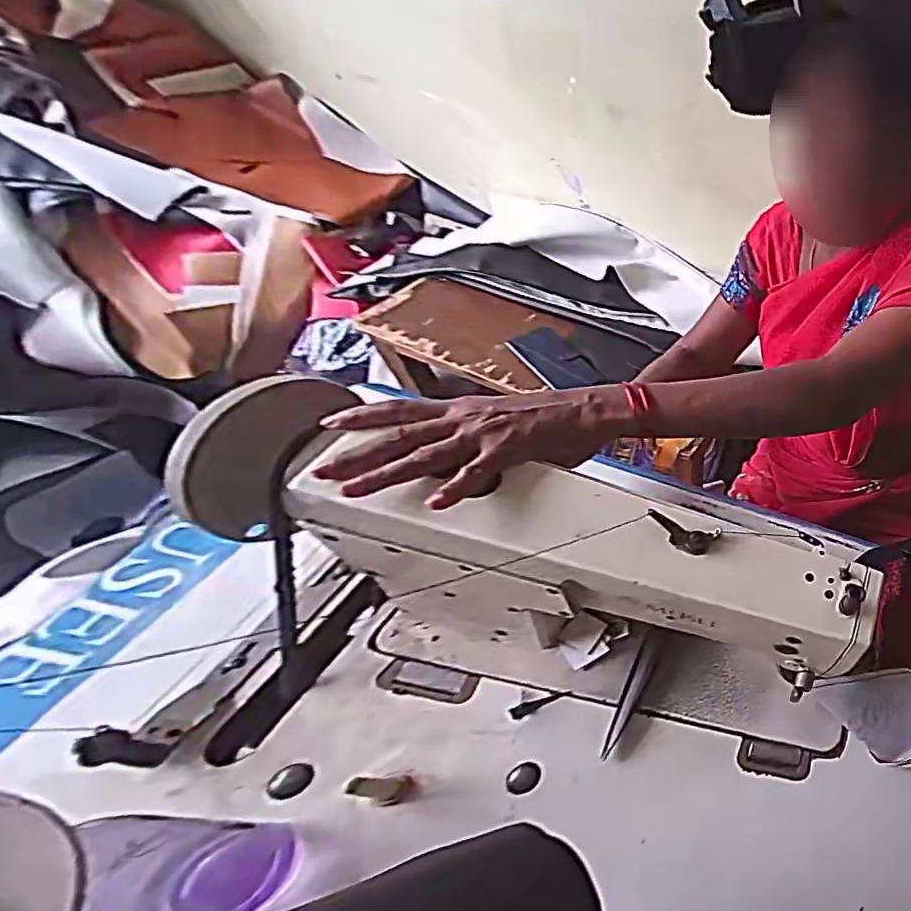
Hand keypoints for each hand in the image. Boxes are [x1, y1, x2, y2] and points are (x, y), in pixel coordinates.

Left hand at [311, 393, 614, 508]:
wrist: (585, 410)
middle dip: (358, 454)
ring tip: (358, 489)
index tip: (332, 424)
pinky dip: (454, 487)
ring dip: (387, 473)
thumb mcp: (505, 421)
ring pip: (425, 454)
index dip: (364, 416)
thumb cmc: (553, 417)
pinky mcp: (507, 450)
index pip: (402, 410)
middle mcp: (466, 419)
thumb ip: (478, 437)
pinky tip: (435, 501)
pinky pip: (475, 472)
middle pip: (400, 436)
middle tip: (324, 470)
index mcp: (464, 410)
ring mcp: (484, 434)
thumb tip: (467, 455)